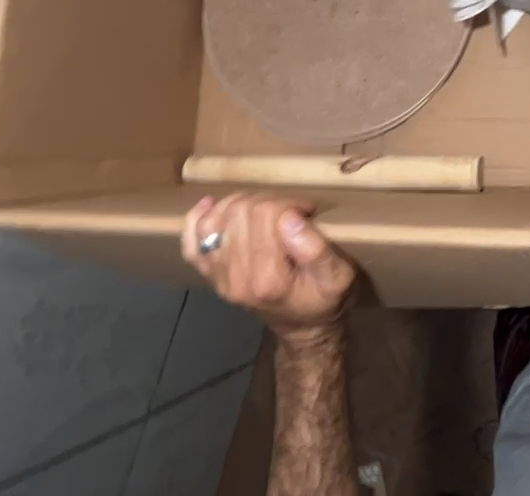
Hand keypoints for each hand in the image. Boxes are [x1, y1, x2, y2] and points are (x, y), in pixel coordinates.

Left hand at [183, 193, 356, 346]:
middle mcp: (237, 279)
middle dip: (269, 201)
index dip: (291, 203)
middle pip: (242, 212)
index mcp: (269, 280)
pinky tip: (213, 206)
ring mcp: (219, 278)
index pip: (267, 215)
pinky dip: (199, 219)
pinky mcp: (210, 275)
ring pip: (218, 217)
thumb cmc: (324, 299)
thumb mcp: (338, 277)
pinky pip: (191, 242)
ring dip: (243, 204)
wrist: (302, 329)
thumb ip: (317, 250)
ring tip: (266, 211)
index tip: (308, 211)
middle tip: (290, 211)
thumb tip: (290, 218)